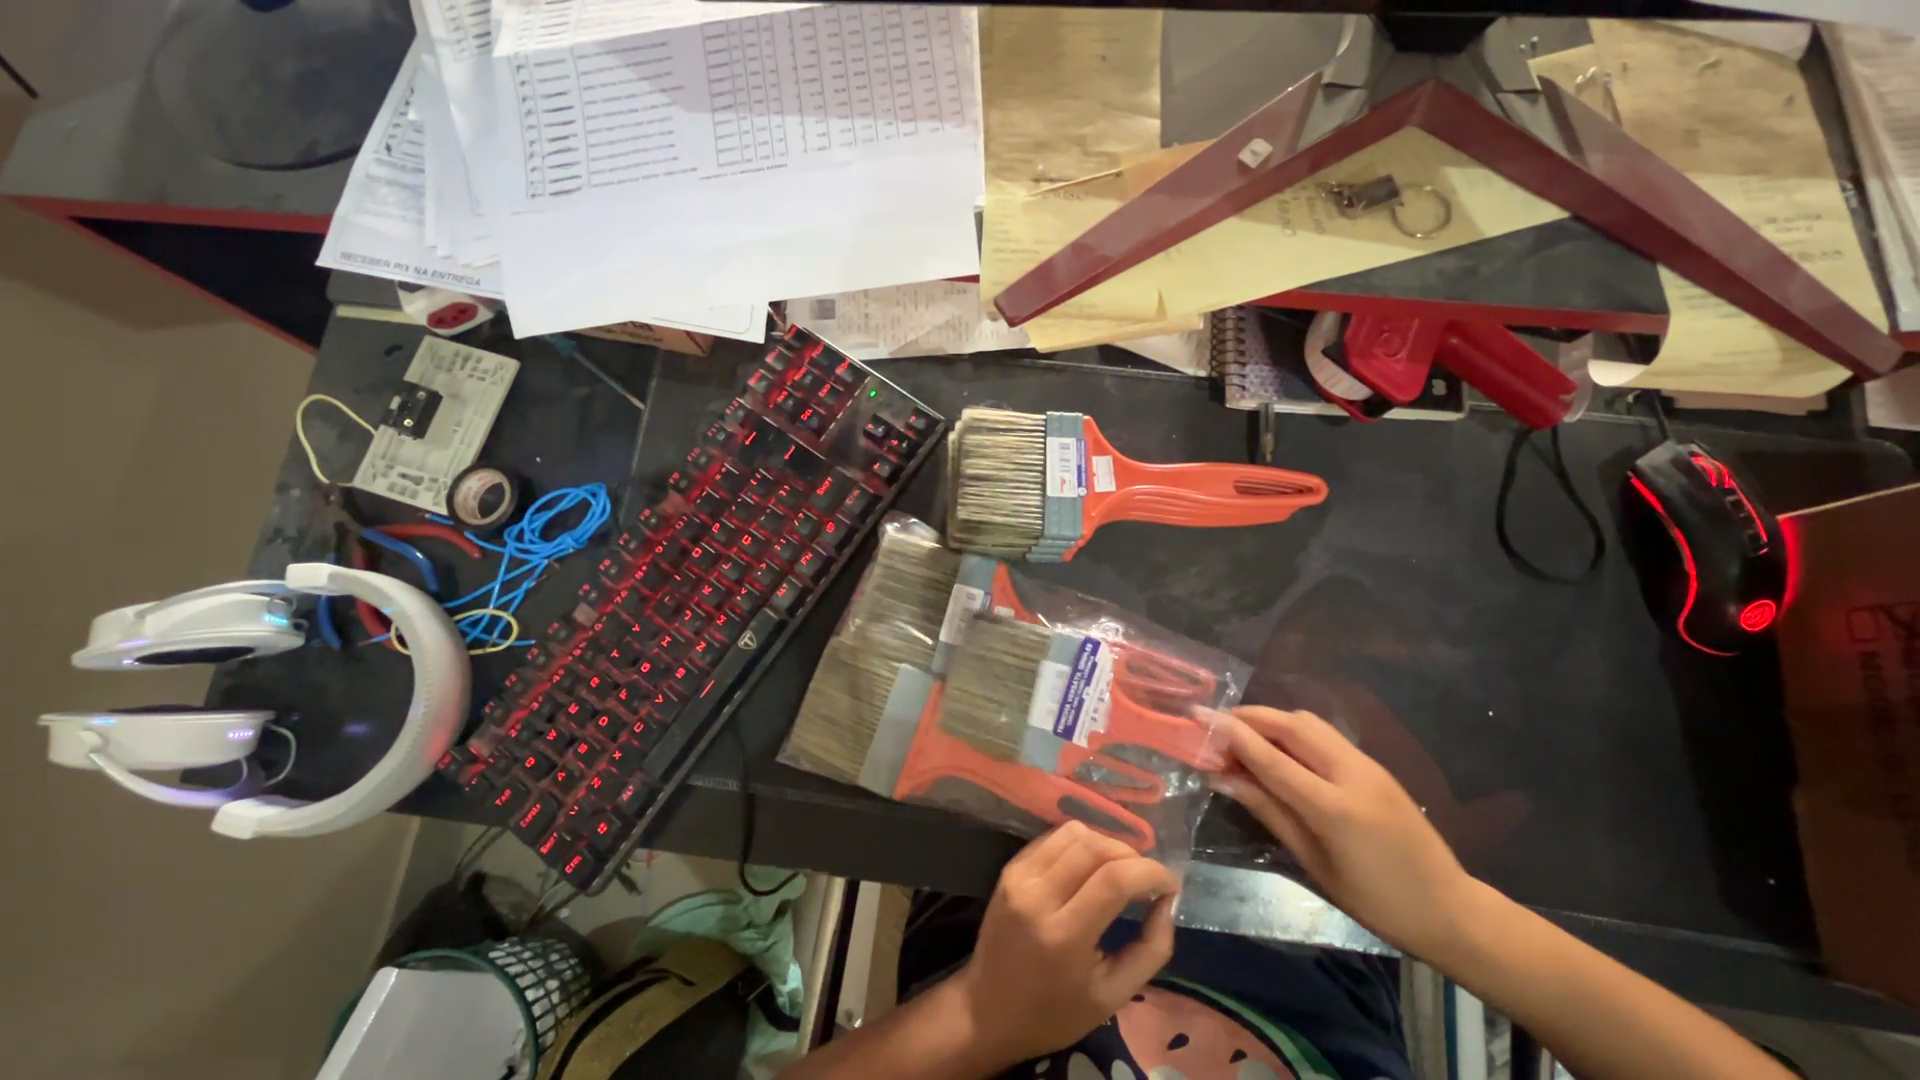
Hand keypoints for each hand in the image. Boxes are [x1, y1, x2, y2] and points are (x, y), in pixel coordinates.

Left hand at [956, 822, 1178, 1066]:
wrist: (987, 1012)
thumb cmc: (1054, 1013)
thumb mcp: (1114, 995)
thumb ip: (1151, 949)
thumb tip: (1168, 901)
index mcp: (1064, 935)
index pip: (1115, 878)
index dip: (1151, 872)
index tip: (1169, 886)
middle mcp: (1037, 896)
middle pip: (1096, 847)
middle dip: (1133, 856)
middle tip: (1147, 881)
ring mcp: (1018, 878)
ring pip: (1074, 833)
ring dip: (1107, 844)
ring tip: (1121, 871)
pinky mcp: (1009, 870)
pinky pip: (1052, 839)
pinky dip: (1080, 844)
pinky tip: (1091, 867)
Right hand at [1206, 706, 1482, 957]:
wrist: (1448, 908)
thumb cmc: (1375, 901)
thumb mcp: (1314, 863)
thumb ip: (1268, 812)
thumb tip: (1222, 778)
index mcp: (1334, 807)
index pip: (1272, 758)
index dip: (1232, 735)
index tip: (1199, 717)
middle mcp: (1352, 773)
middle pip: (1293, 725)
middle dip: (1250, 717)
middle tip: (1214, 723)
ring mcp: (1368, 765)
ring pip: (1311, 722)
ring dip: (1273, 720)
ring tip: (1240, 734)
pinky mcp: (1376, 766)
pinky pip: (1326, 736)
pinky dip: (1294, 731)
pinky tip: (1277, 750)